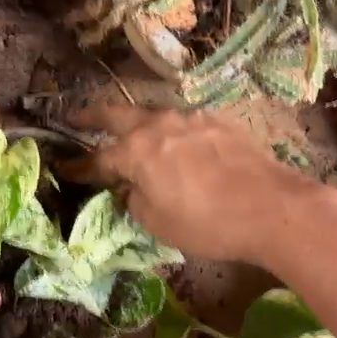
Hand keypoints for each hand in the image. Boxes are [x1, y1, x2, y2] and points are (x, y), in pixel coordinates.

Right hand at [71, 104, 333, 264]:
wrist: (272, 207)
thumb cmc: (208, 222)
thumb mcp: (158, 224)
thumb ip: (134, 201)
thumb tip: (129, 188)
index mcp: (135, 151)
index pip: (97, 157)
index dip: (79, 165)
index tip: (65, 167)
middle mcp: (156, 124)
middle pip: (115, 113)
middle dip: (92, 115)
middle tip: (76, 117)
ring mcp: (188, 118)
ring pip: (152, 113)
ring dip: (136, 122)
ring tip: (133, 132)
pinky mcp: (217, 121)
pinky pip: (184, 122)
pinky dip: (173, 131)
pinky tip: (181, 145)